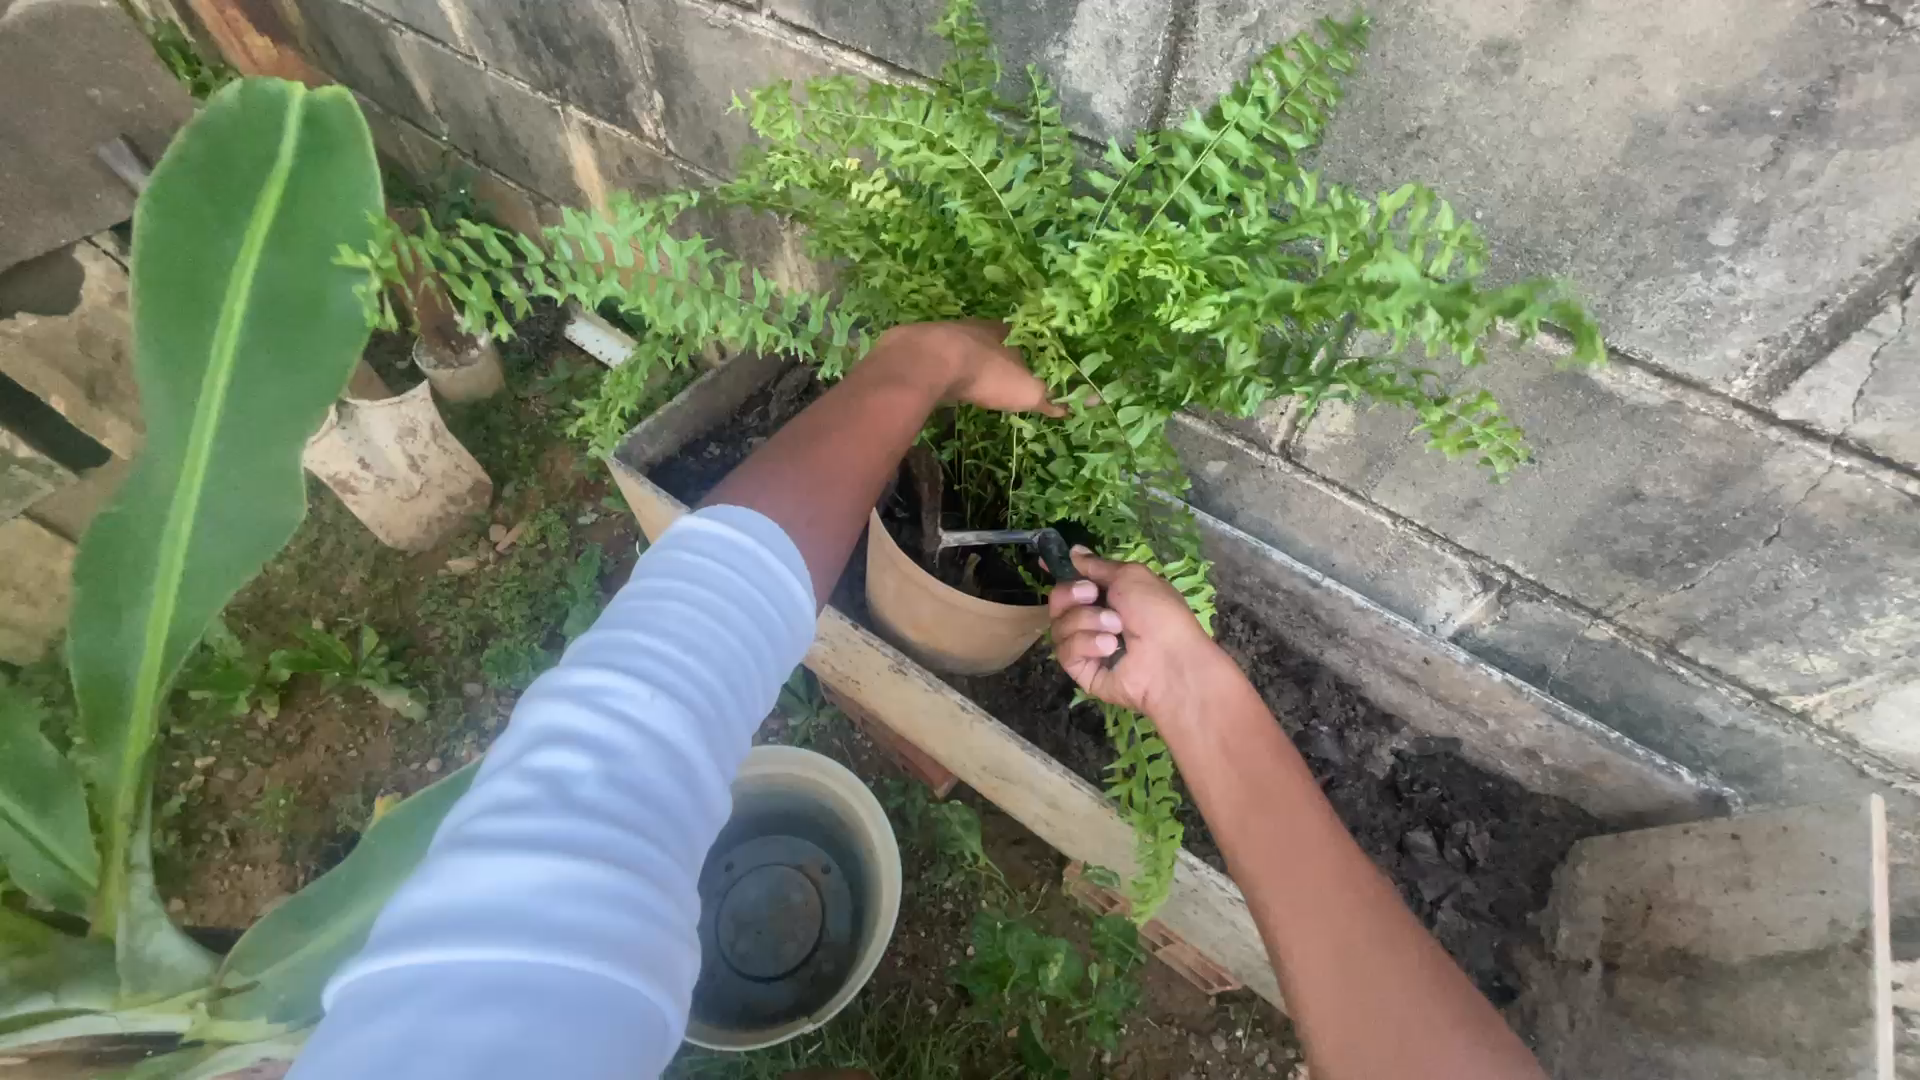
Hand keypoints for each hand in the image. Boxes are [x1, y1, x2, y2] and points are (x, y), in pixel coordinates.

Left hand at [868, 320, 1064, 415]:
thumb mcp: (1026, 391)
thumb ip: (1050, 397)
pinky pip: (935, 362)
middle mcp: (973, 328)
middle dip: (992, 357)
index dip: (1025, 352)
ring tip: (968, 381)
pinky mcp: (917, 351)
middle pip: (987, 343)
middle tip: (996, 376)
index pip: (1019, 338)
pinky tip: (939, 384)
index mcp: (1002, 332)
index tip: (1026, 365)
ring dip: (964, 364)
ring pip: (958, 350)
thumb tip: (1083, 403)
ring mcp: (942, 338)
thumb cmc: (986, 373)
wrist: (928, 362)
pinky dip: (940, 373)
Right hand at [1049, 549, 1226, 719]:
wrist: (1170, 660)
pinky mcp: (1081, 671)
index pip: (1073, 584)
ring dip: (1087, 621)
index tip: (1044, 562)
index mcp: (1109, 597)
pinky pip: (1065, 651)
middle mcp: (1094, 620)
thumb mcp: (1130, 576)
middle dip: (1072, 594)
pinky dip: (1087, 644)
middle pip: (1057, 602)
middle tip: (1092, 596)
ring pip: (1059, 625)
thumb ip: (1097, 566)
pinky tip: (1109, 648)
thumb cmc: (1157, 613)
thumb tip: (1074, 551)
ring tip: (1116, 629)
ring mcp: (1086, 647)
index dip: (1060, 574)